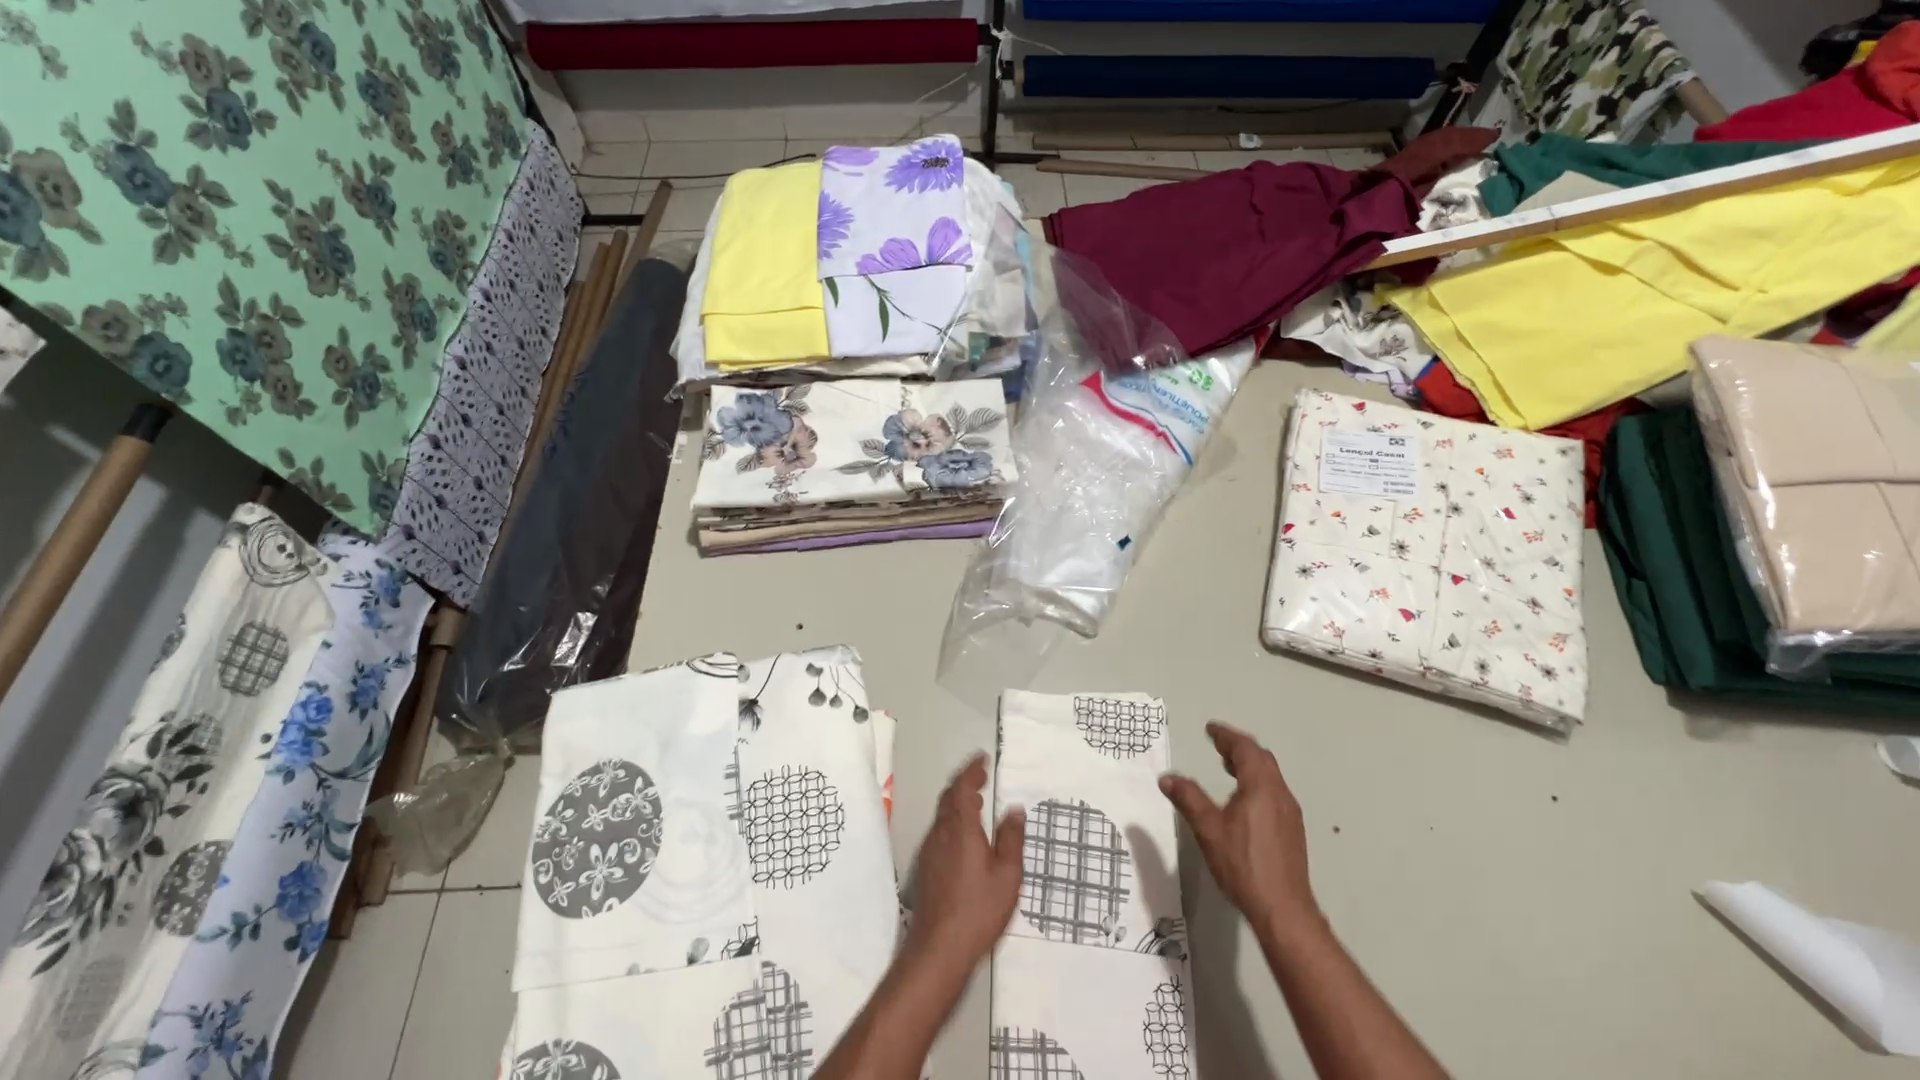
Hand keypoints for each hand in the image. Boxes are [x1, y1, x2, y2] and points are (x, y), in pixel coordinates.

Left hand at [904, 754, 1025, 974]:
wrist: (939, 948)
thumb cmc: (979, 910)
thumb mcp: (1008, 875)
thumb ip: (1011, 839)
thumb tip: (1015, 810)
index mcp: (961, 830)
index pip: (962, 788)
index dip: (971, 770)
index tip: (982, 759)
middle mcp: (940, 834)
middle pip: (948, 798)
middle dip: (964, 783)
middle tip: (981, 777)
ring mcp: (929, 852)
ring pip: (941, 816)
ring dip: (957, 803)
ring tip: (978, 803)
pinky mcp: (926, 868)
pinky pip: (939, 832)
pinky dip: (952, 821)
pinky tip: (966, 836)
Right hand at [1160, 722, 1317, 934]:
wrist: (1282, 907)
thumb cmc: (1242, 864)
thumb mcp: (1208, 830)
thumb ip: (1188, 798)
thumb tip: (1167, 777)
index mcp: (1261, 787)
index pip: (1246, 749)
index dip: (1227, 736)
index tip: (1210, 729)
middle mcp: (1280, 794)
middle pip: (1262, 759)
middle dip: (1239, 747)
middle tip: (1217, 744)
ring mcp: (1290, 813)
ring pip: (1270, 776)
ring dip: (1249, 765)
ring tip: (1227, 766)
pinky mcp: (1292, 830)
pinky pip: (1274, 792)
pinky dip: (1257, 782)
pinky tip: (1243, 799)